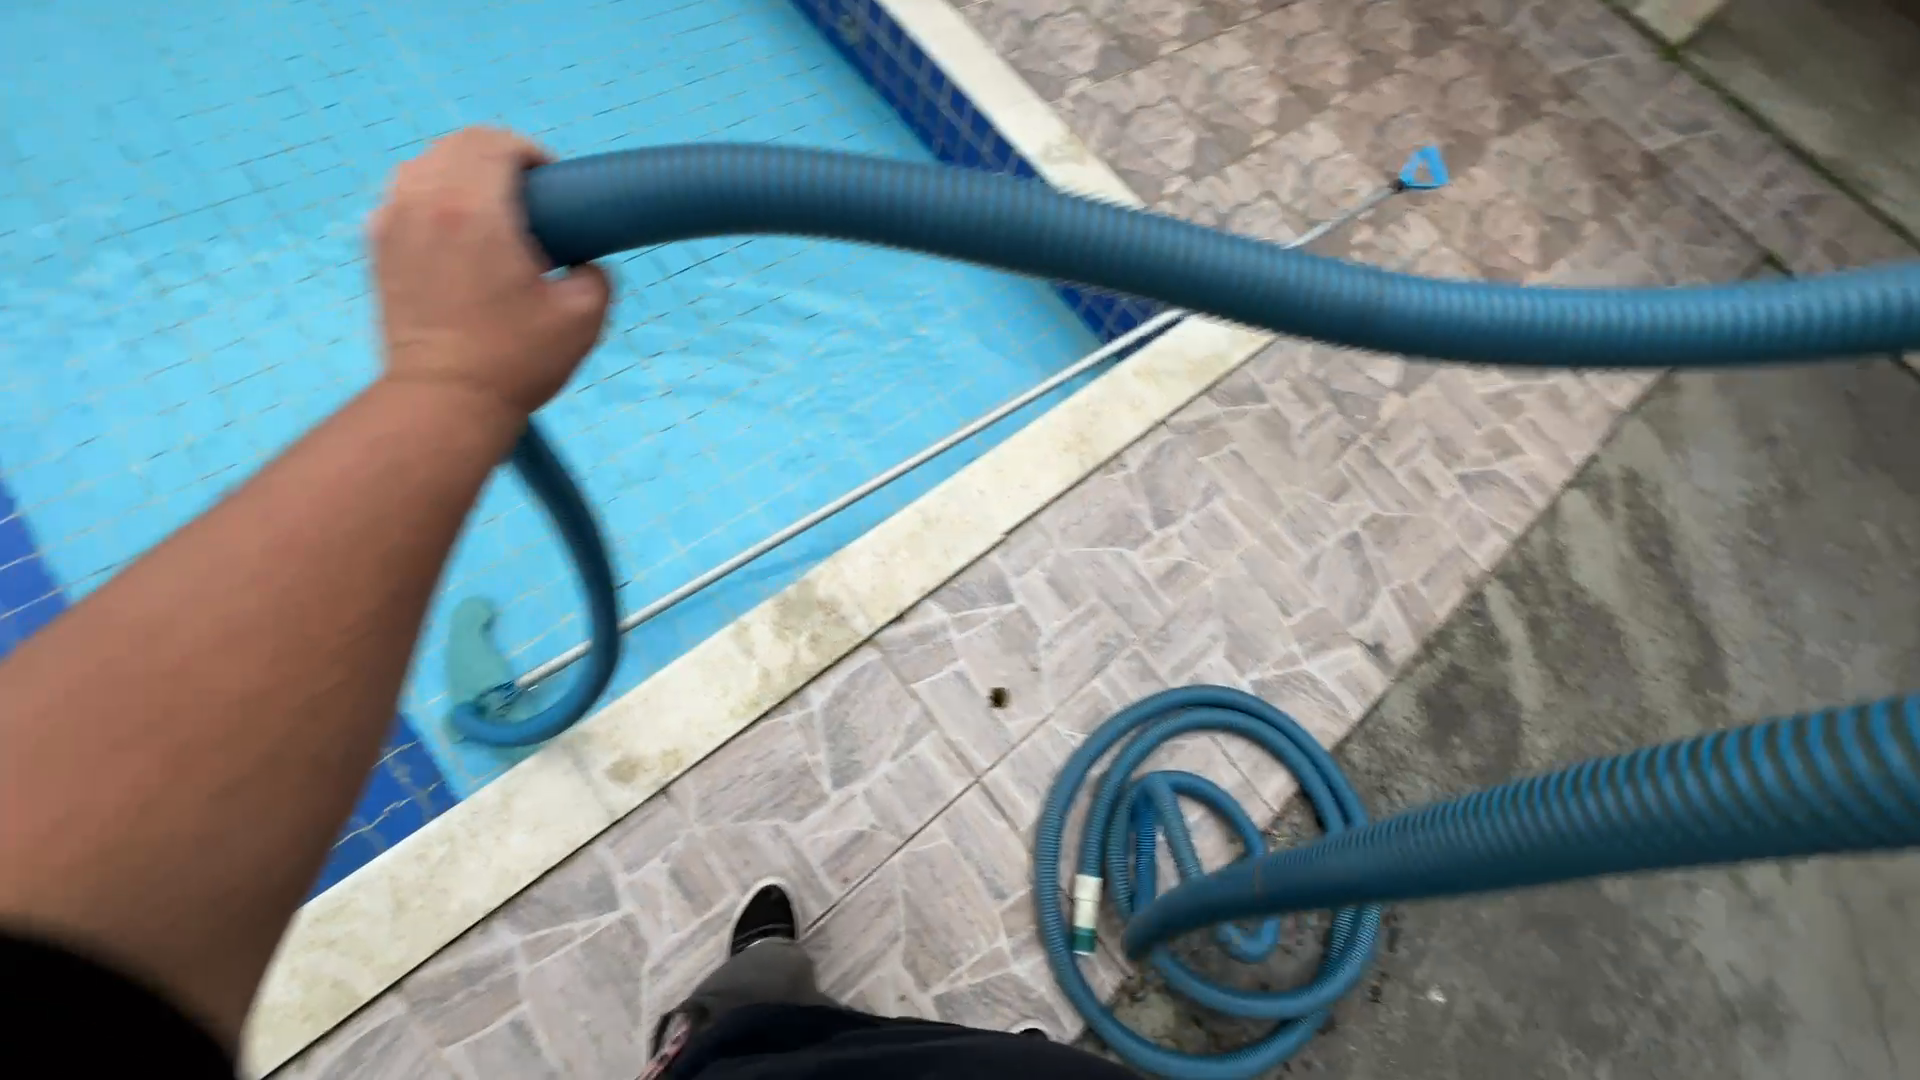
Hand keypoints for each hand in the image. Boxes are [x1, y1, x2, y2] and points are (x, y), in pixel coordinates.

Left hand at [369, 127, 612, 417]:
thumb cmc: (519, 358)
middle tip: (532, 200)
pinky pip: (404, 198)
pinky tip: (459, 237)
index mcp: (475, 209)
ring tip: (494, 216)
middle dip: (498, 159)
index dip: (532, 154)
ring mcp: (392, 223)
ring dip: (463, 176)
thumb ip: (596, 274)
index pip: (496, 144)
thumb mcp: (585, 318)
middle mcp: (424, 202)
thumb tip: (585, 264)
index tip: (555, 185)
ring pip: (425, 166)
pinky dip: (433, 200)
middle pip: (457, 146)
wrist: (448, 398)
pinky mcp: (377, 248)